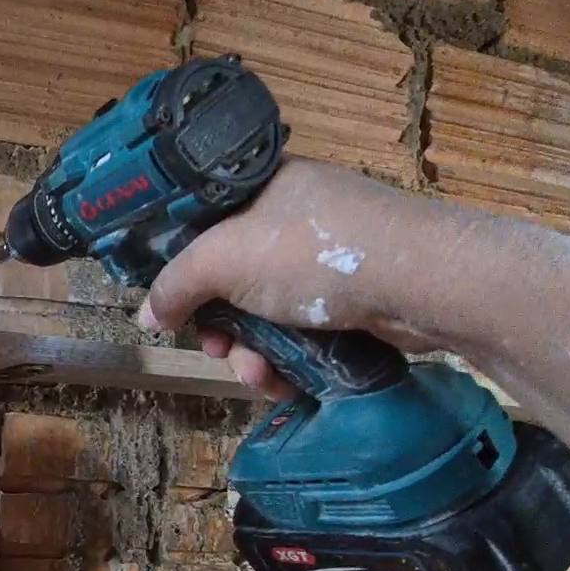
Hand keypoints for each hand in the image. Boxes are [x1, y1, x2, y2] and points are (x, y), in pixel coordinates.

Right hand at [136, 159, 456, 398]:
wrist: (422, 283)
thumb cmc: (310, 254)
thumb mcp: (220, 261)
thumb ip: (174, 286)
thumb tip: (146, 318)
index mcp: (261, 190)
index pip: (200, 224)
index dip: (177, 267)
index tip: (169, 303)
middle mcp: (290, 219)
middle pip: (225, 279)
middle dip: (215, 326)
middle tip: (214, 349)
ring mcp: (321, 260)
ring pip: (258, 312)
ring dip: (247, 352)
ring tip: (253, 375)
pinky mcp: (347, 297)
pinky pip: (294, 330)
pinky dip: (282, 358)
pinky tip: (281, 381)